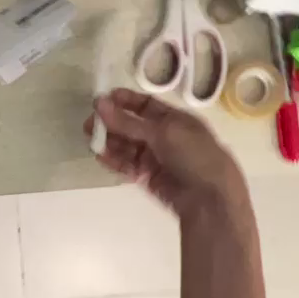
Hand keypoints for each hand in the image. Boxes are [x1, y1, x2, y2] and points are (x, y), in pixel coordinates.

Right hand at [86, 88, 248, 217]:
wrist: (209, 198)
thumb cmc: (193, 156)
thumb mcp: (162, 132)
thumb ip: (128, 121)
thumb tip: (98, 103)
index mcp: (175, 119)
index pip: (145, 105)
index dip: (124, 101)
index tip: (101, 99)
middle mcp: (164, 136)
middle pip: (131, 126)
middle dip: (111, 124)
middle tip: (89, 124)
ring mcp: (155, 157)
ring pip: (126, 146)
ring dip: (110, 142)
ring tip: (93, 141)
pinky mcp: (147, 176)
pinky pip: (126, 165)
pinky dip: (114, 161)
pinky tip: (101, 157)